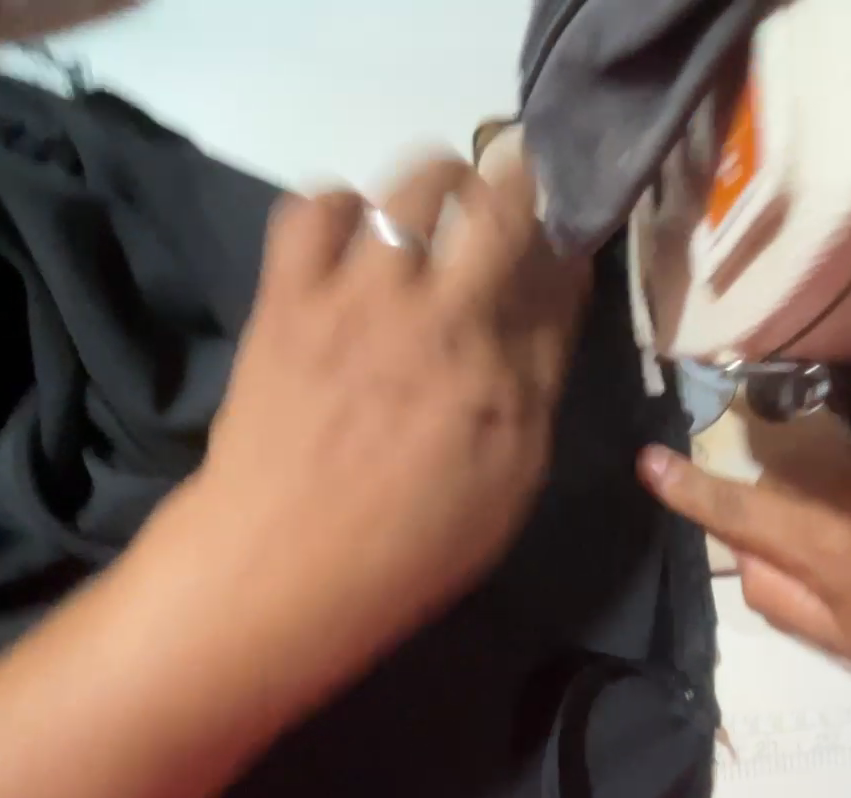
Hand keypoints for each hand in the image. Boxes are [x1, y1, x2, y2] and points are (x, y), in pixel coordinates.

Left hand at [141, 153, 587, 694]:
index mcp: (506, 380)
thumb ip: (538, 389)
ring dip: (443, 181)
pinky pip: (314, 207)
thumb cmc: (414, 541)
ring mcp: (360, 300)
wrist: (285, 564)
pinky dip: (341, 204)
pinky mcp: (290, 296)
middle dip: (520, 190)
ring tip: (439, 206)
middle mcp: (442, 320)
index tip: (562, 244)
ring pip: (415, 184)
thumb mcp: (511, 482)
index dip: (566, 248)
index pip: (558, 279)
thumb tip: (553, 312)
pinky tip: (354, 232)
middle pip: (502, 208)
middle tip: (508, 208)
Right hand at [638, 441, 850, 719]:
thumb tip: (742, 557)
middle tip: (824, 536)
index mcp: (819, 538)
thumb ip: (781, 598)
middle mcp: (848, 477)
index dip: (687, 487)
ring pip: (829, 447)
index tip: (648, 461)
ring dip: (829, 469)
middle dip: (778, 489)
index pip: (733, 507)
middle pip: (778, 465)